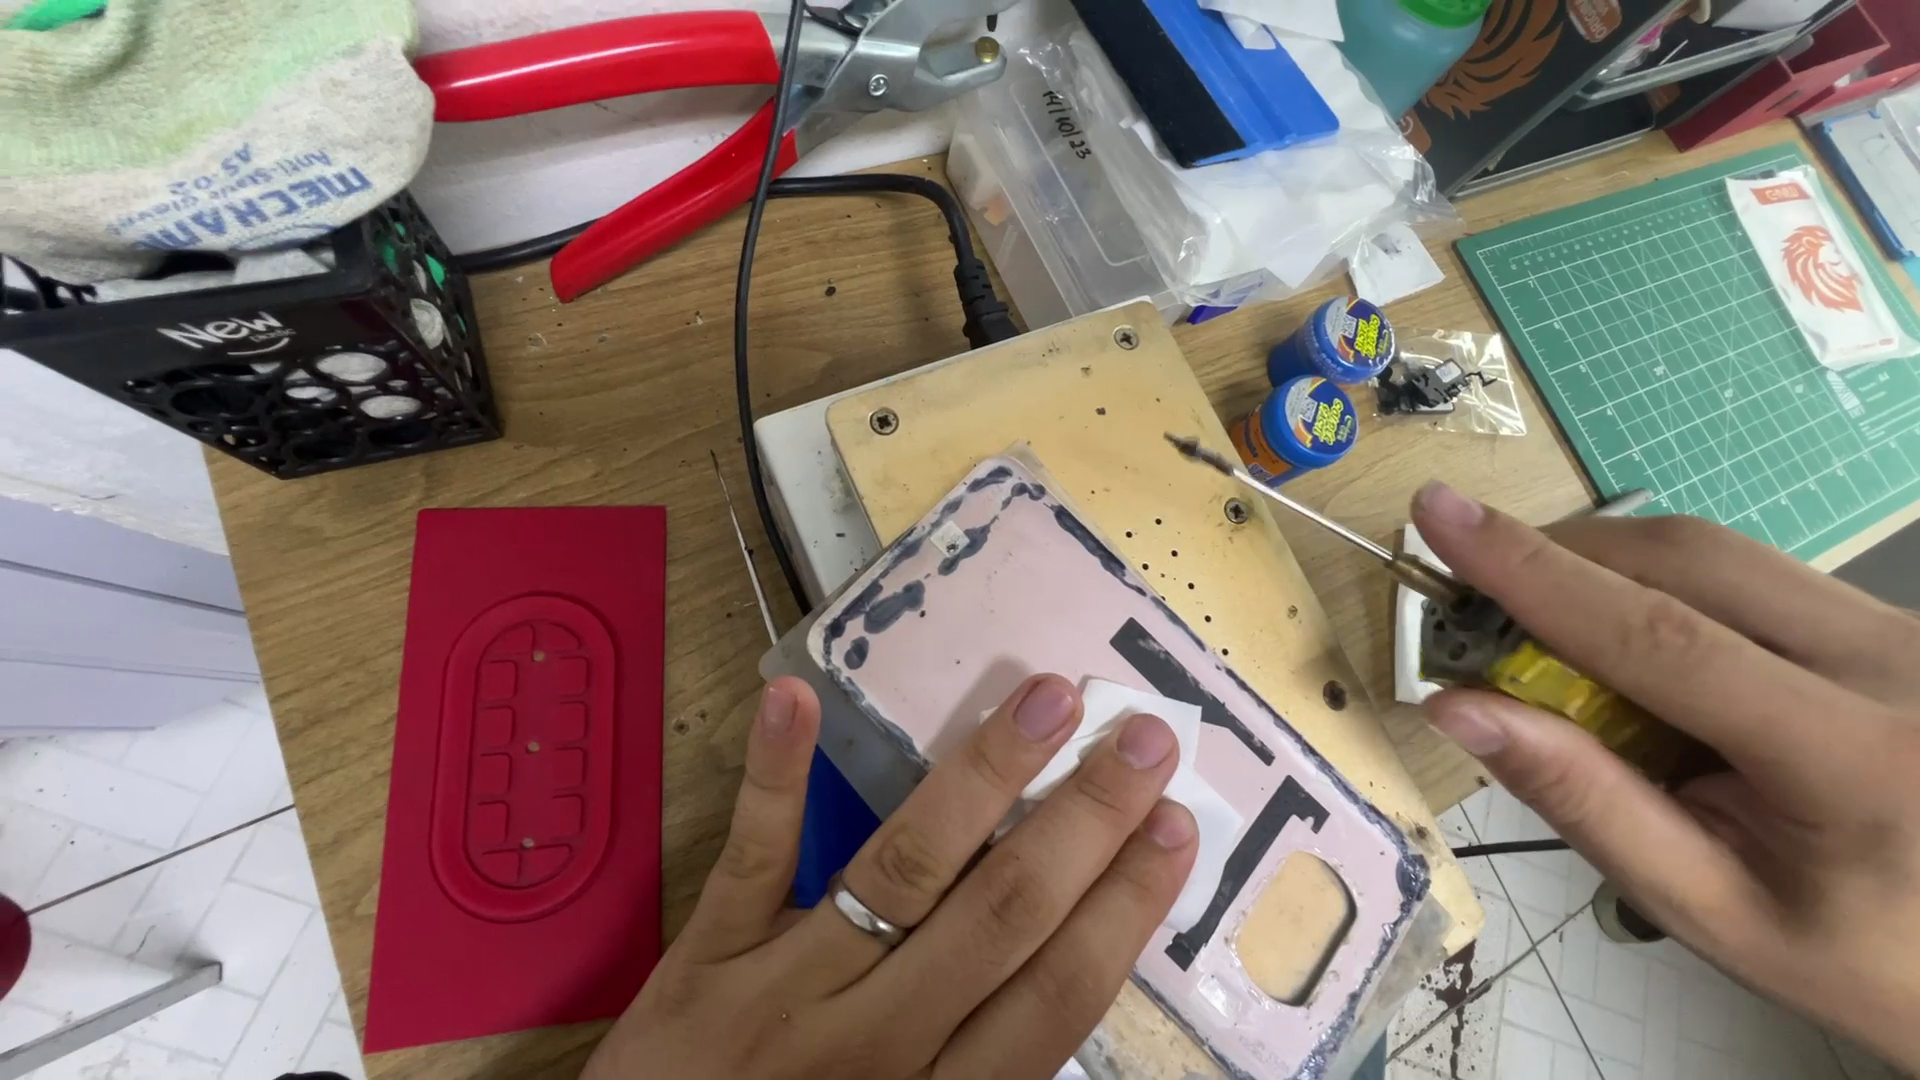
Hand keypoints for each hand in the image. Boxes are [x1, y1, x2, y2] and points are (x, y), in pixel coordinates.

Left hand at [583, 674, 1197, 1079]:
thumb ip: (989, 1054)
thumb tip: (1077, 957)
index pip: (1056, 991)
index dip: (1123, 905)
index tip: (1174, 822)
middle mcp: (878, 1037)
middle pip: (999, 913)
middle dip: (1081, 820)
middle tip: (1140, 738)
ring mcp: (788, 982)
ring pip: (903, 867)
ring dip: (981, 777)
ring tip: (1044, 700)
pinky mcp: (713, 948)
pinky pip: (752, 854)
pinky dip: (776, 772)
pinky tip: (798, 693)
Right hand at [1410, 481, 1919, 1068]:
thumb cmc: (1861, 953)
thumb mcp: (1706, 906)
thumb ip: (1581, 800)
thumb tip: (1455, 708)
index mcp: (1856, 760)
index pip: (1653, 635)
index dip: (1528, 569)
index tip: (1437, 511)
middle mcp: (1902, 666)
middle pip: (1685, 561)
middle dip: (1555, 556)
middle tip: (1473, 592)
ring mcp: (1911, 633)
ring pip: (1714, 551)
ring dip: (1597, 565)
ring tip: (1539, 621)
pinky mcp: (1896, 622)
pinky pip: (1742, 570)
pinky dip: (1649, 581)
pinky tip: (1623, 635)